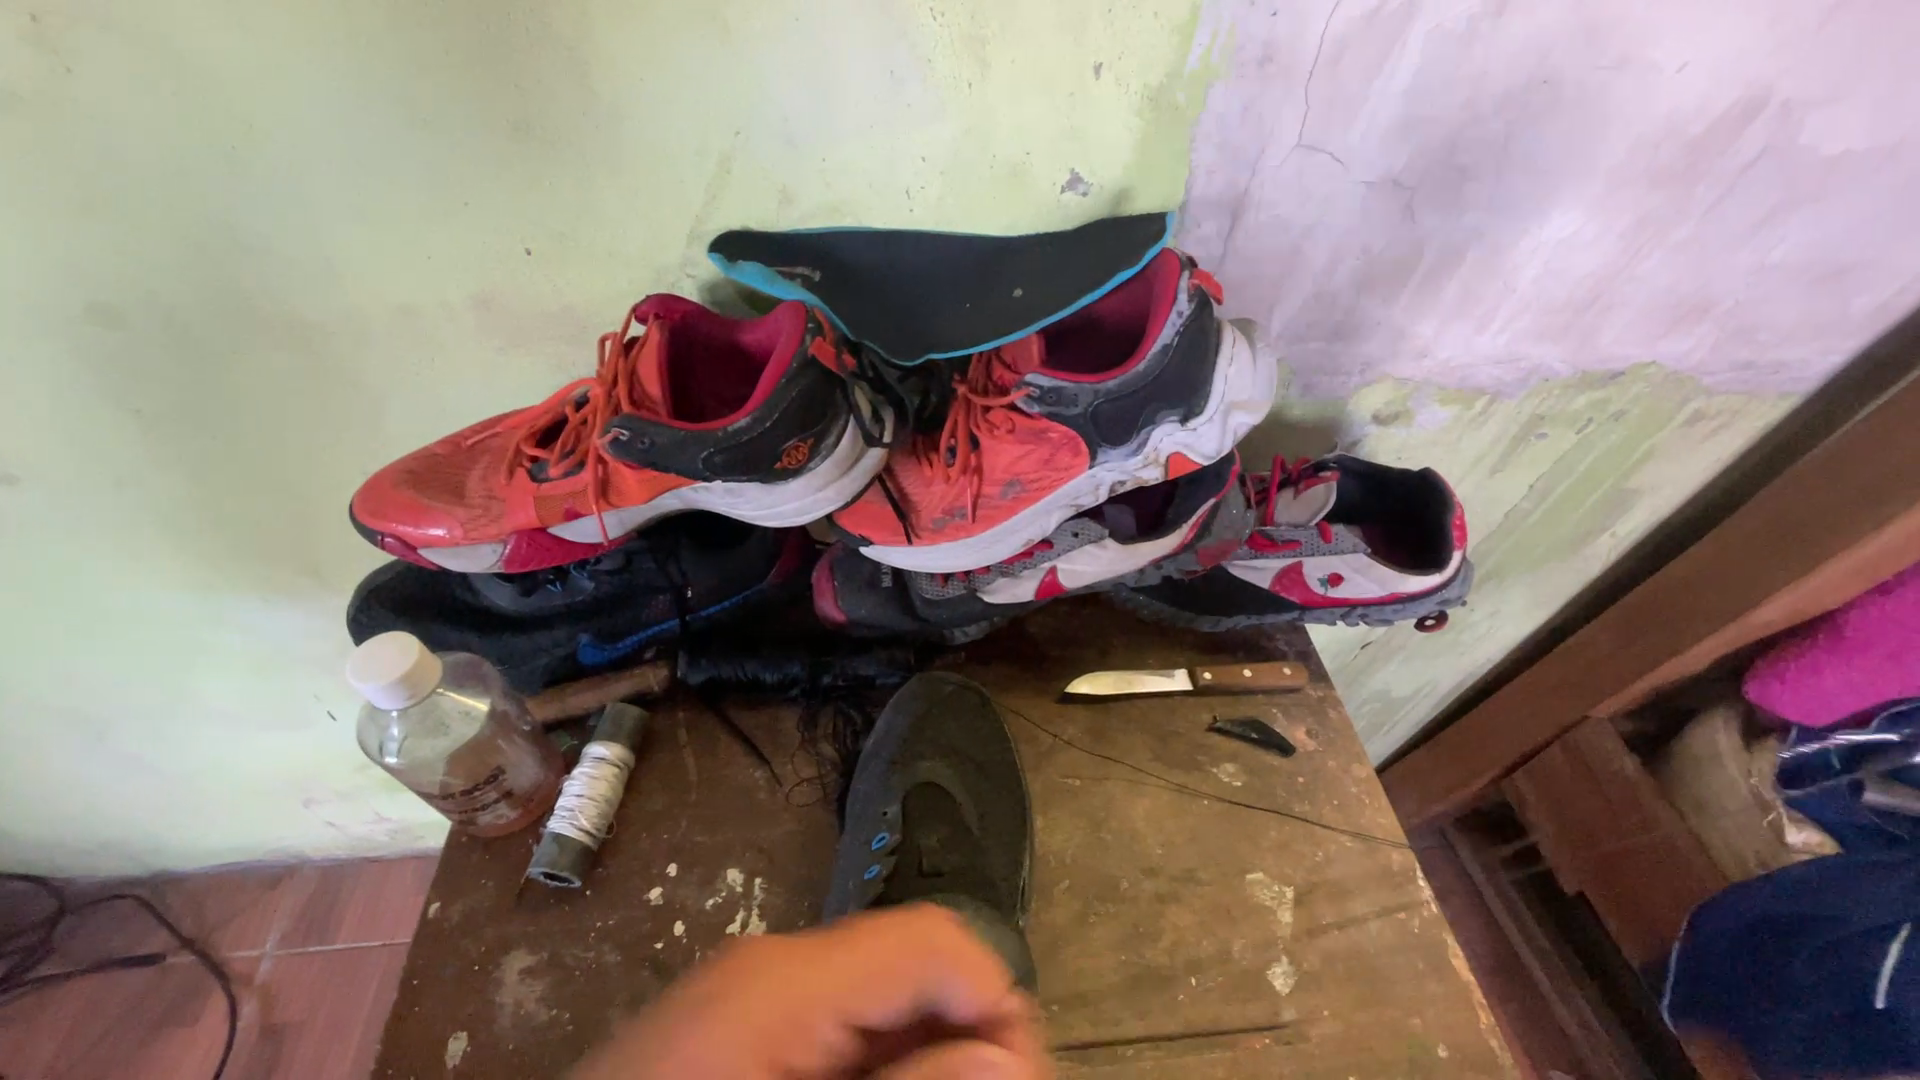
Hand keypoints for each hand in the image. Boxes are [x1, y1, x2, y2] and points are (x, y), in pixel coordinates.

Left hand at [570, 903, 1050, 1078]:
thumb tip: (1006, 1052)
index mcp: (790, 976)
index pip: (934, 941)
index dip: (994, 1001)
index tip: (1020, 1077)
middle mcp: (781, 964)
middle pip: (915, 968)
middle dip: (966, 1035)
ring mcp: (760, 990)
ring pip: (885, 1000)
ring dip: (928, 1054)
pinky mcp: (749, 1023)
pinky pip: (843, 1025)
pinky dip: (881, 1060)